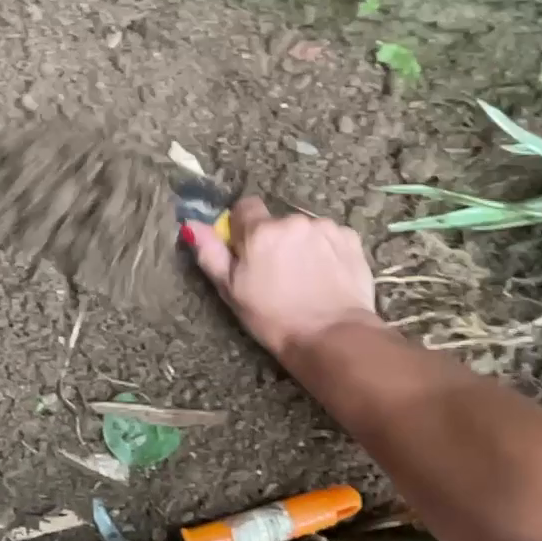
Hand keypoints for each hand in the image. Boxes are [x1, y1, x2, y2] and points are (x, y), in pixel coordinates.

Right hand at [185, 197, 378, 357]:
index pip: (244, 207)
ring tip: (300, 279)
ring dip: (297, 246)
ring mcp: (325, 227)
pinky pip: (327, 237)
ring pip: (302, 230)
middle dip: (271, 242)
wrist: (329, 333)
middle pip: (275, 222)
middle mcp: (293, 221)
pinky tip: (322, 277)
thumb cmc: (271, 318)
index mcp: (260, 232)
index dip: (241, 229)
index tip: (244, 252)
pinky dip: (322, 251)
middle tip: (273, 275)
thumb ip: (211, 254)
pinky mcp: (350, 237)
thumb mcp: (230, 291)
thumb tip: (191, 225)